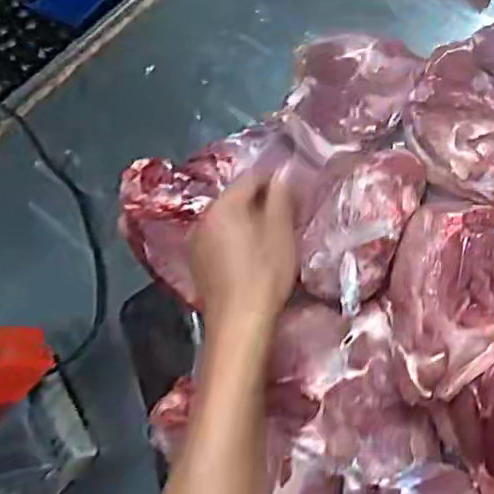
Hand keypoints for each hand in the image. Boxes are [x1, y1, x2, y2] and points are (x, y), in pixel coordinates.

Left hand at [188, 169, 296, 332]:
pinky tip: (254, 254)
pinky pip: (221, 237)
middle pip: (238, 197)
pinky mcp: (198, 263)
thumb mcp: (281, 228)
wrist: (239, 322)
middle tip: (289, 215)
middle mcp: (203, 218)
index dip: (277, 180)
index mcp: (223, 205)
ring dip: (250, 220)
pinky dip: (238, 238)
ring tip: (274, 235)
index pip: (252, 177)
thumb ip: (281, 195)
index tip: (296, 193)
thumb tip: (282, 172)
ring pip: (229, 218)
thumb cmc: (266, 271)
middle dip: (263, 201)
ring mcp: (197, 242)